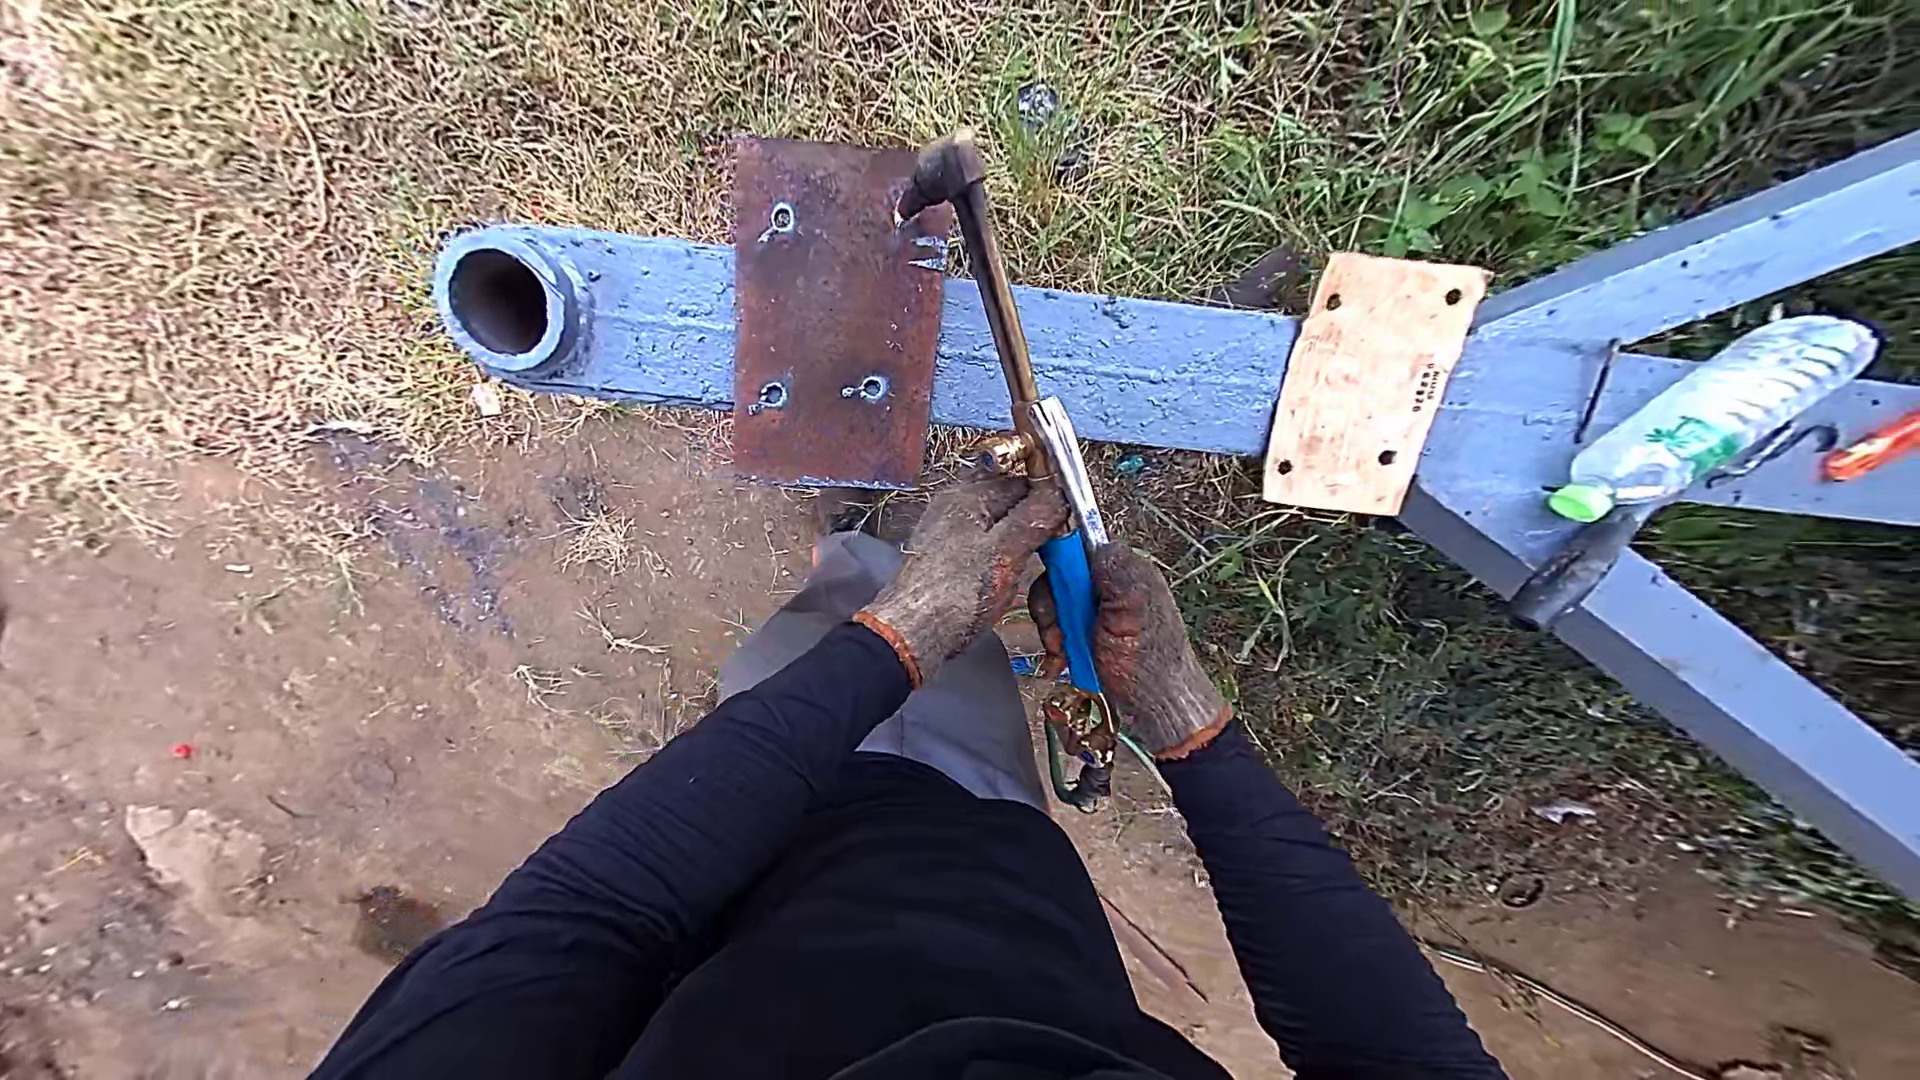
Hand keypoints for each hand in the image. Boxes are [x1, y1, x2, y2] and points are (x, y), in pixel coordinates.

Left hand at [856, 475, 1067, 685]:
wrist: (911, 636)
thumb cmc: (955, 593)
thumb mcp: (1005, 553)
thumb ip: (1034, 518)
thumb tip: (1059, 492)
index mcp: (966, 496)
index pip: (1020, 480)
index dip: (1047, 499)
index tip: (1065, 524)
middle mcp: (954, 508)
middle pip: (1007, 502)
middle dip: (1033, 523)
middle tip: (1050, 550)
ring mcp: (948, 534)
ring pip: (998, 527)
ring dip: (1018, 545)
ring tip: (1025, 568)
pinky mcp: (946, 560)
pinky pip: (985, 548)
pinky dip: (1002, 560)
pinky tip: (1005, 579)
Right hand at [1030, 544, 1230, 759]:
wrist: (1156, 706)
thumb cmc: (1148, 661)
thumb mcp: (1131, 608)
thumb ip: (1112, 569)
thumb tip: (1086, 537)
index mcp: (1122, 568)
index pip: (1074, 545)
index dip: (1058, 568)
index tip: (1058, 598)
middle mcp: (1108, 581)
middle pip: (1057, 576)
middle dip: (1051, 607)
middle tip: (1060, 634)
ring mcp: (1098, 606)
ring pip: (1053, 602)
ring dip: (1051, 629)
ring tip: (1062, 652)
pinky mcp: (1088, 628)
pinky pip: (1058, 624)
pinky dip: (1054, 642)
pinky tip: (1061, 659)